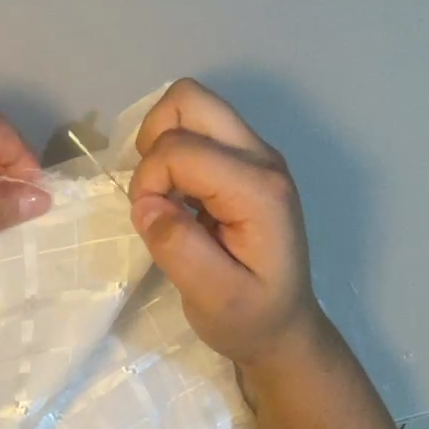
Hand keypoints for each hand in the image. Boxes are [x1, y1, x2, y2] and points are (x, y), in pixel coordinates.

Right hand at [128, 79, 326, 367]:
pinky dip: (173, 154)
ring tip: (165, 195)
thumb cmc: (250, 318)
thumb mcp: (212, 299)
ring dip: (161, 145)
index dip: (148, 182)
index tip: (150, 222)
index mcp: (259, 190)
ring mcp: (256, 155)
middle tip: (154, 194)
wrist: (284, 329)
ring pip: (191, 106)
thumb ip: (178, 249)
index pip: (181, 149)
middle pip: (190, 99)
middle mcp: (262, 158)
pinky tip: (180, 199)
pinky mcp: (245, 161)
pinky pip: (197, 129)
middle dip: (153, 142)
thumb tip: (144, 204)